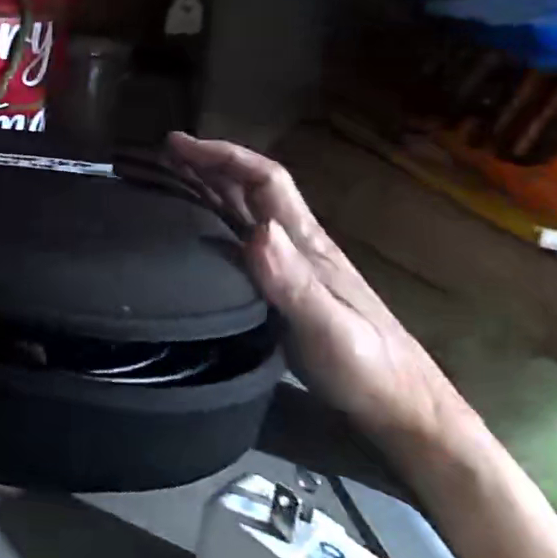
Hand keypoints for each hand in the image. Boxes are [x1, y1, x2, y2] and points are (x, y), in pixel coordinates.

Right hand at [164, 132, 468, 447]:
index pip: (263, 179)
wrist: (402, 413)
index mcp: (305, 242)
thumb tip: (258, 231)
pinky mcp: (273, 289)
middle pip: (243, 188)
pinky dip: (201, 221)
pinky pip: (229, 240)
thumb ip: (294, 283)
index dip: (222, 155)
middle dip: (200, 163)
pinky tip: (183, 229)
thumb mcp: (331, 330)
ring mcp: (284, 266)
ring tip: (156, 178)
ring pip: (235, 210)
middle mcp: (292, 244)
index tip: (177, 144)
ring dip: (197, 187)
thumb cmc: (370, 370)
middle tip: (153, 155)